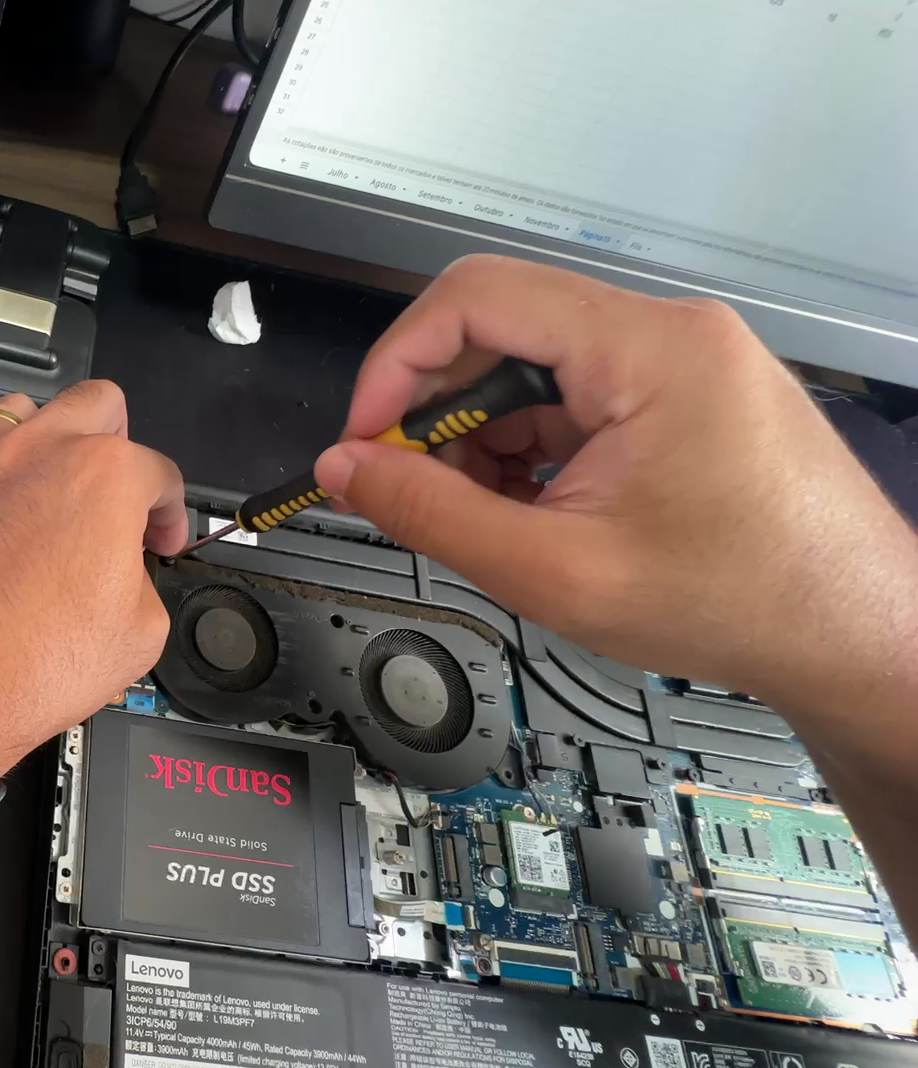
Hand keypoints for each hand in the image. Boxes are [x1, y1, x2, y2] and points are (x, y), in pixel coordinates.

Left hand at [0, 382, 186, 779]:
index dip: (170, 513)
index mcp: (104, 474)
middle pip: (97, 404)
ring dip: (48, 442)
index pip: (161, 473)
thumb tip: (123, 567)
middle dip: (119, 442)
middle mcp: (38, 449)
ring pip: (23, 412)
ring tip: (48, 492)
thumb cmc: (31, 664)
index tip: (160, 541)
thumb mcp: (138, 634)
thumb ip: (143, 578)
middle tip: (115, 494)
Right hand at [312, 255, 917, 712]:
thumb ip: (427, 512)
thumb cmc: (728, 603)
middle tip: (392, 487)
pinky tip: (506, 510)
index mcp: (646, 349)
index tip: (362, 442)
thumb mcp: (550, 570)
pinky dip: (498, 455)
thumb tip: (338, 466)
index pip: (474, 299)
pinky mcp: (651, 400)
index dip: (394, 364)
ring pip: (505, 375)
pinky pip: (540, 405)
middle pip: (485, 335)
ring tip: (464, 515)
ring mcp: (656, 366)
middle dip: (421, 413)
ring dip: (458, 443)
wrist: (858, 639)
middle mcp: (654, 336)